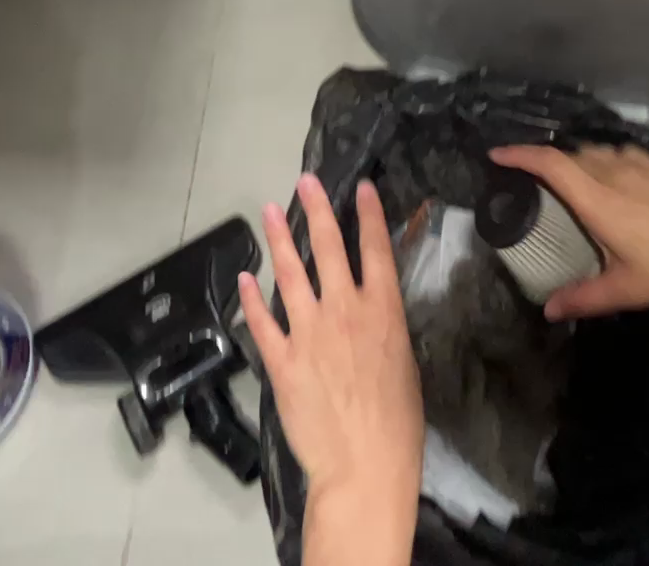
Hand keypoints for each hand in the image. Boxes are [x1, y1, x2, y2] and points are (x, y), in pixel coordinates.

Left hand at [239, 175, 421, 562]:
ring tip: (270, 211)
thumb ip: (383, 326)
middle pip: (330, 249)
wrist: (364, 467)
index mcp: (382, 312)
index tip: (362, 187)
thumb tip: (372, 303)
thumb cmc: (397, 421)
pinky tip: (244, 277)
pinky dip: (251, 298)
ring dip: (280, 239)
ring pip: (290, 274)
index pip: (377, 250)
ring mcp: (309, 333)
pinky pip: (262, 321)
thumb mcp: (403, 362)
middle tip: (306, 181)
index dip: (370, 215)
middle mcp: (344, 311)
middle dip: (318, 210)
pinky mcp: (281, 360)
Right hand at [490, 144, 648, 318]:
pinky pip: (618, 154)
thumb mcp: (628, 288)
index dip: (519, 154)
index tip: (496, 154)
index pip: (549, 164)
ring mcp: (639, 166)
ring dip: (573, 161)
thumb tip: (549, 309)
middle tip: (528, 180)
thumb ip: (584, 296)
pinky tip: (610, 179)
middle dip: (542, 161)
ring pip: (593, 152)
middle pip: (568, 155)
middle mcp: (613, 173)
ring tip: (566, 181)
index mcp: (598, 199)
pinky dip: (601, 160)